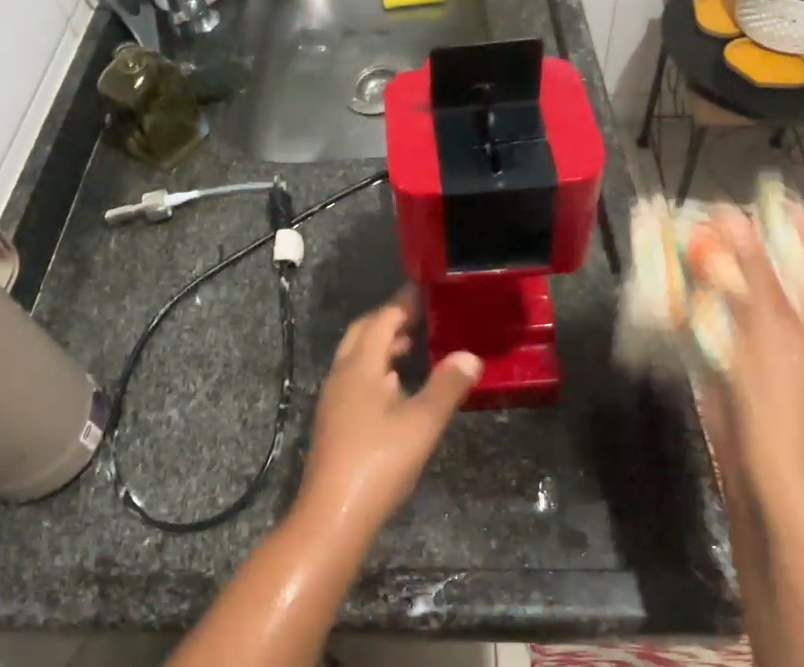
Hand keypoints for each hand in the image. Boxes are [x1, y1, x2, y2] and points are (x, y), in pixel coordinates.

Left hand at [296, 297, 479, 538]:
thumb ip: (447, 386)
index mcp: (359, 367)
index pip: (381, 321)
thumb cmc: (379, 462)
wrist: (333, 514)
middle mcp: (341, 376)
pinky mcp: (333, 422)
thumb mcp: (422, 423)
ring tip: (411, 347)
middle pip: (362, 334)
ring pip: (356, 359)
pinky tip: (394, 389)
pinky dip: (375, 370)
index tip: (424, 290)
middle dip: (388, 320)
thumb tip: (469, 355)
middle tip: (418, 314)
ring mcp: (333, 400)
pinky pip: (354, 380)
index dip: (402, 304)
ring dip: (381, 346)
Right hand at [707, 205, 803, 489]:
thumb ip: (751, 264)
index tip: (773, 209)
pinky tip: (684, 293)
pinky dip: (710, 303)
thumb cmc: (779, 386)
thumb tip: (732, 213)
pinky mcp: (748, 360)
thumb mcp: (768, 318)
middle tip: (722, 226)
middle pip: (791, 271)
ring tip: (695, 250)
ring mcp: (777, 343)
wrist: (766, 457)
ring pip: (754, 294)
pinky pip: (730, 320)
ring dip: (726, 272)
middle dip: (757, 246)